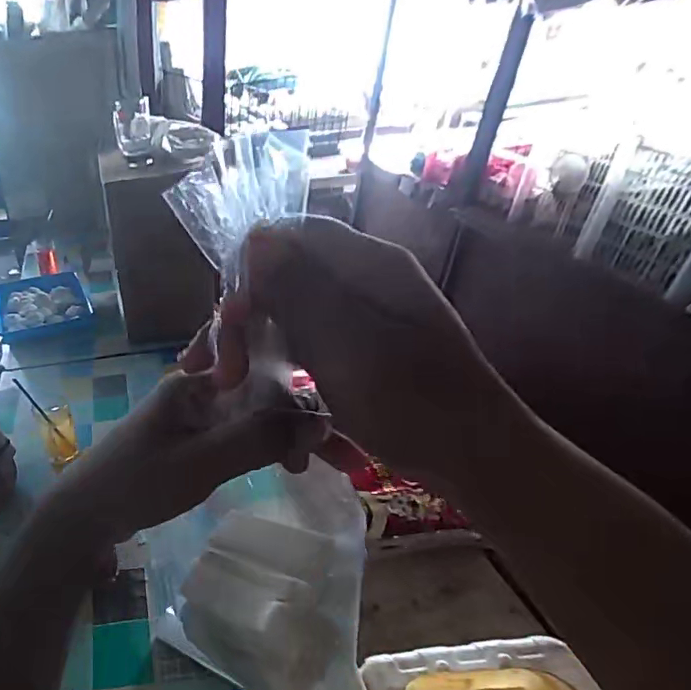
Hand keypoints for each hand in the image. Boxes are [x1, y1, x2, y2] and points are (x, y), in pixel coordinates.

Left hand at [46, 366, 328, 546]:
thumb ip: (257, 438)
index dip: (299, 376)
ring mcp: (192, 414)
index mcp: (194, 380)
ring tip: (320, 462)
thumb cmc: (138, 482)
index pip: (259, 358)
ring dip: (287, 430)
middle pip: (262, 386)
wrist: (86, 515)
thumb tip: (319, 421)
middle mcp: (196, 389)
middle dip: (303, 411)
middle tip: (344, 451)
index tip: (332, 412)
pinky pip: (237, 431)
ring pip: (253, 411)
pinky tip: (288, 462)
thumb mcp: (201, 462)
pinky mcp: (190, 440)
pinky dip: (264, 443)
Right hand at [182, 215, 525, 488]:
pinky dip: (275, 361)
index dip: (250, 266)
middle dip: (245, 315)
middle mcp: (360, 281)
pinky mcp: (352, 350)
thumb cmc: (412, 401)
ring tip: (228, 384)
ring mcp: (356, 316)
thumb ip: (299, 291)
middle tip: (221, 369)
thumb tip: (255, 238)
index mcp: (369, 265)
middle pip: (283, 275)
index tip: (229, 319)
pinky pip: (300, 342)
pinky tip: (257, 388)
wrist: (469, 454)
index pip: (292, 235)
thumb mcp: (347, 345)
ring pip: (286, 312)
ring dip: (253, 342)